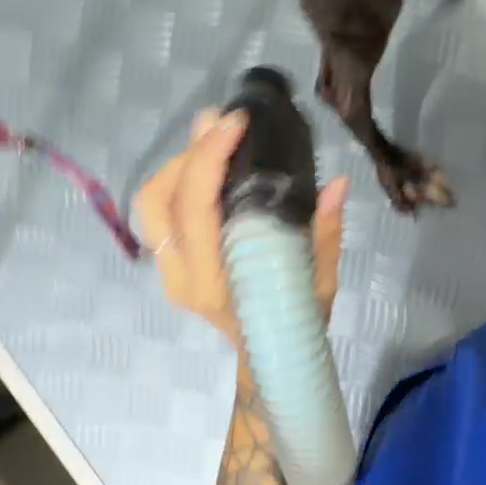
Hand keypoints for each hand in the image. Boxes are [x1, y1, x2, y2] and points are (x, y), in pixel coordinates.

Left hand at [134, 108, 348, 347]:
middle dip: (189, 153)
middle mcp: (180, 278)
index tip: (235, 123)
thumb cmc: (297, 326)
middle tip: (221, 124)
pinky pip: (157, 216)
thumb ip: (324, 236)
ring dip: (177, 165)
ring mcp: (169, 273)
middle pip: (160, 199)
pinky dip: (175, 183)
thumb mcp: (319, 286)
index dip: (208, 158)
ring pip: (150, 204)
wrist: (272, 361)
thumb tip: (335, 183)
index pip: (194, 209)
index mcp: (213, 284)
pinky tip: (205, 167)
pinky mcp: (169, 266)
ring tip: (211, 140)